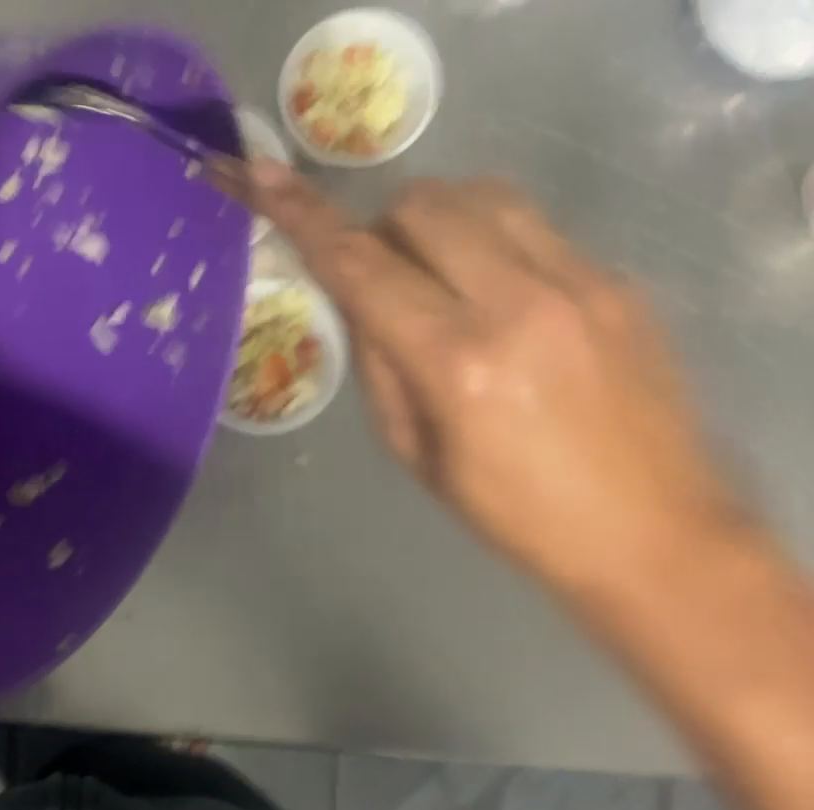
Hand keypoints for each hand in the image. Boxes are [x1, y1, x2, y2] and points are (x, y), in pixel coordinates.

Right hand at [248, 161, 747, 596]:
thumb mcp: (411, 447)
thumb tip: (360, 300)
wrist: (650, 529)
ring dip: (437, 221)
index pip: (360, 266)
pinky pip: (534, 227)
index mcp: (454, 362)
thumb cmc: (507, 508)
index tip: (261, 178)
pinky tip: (494, 297)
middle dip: (382, 227)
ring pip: (486, 198)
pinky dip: (489, 242)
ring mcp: (582, 283)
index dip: (303, 218)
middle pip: (426, 207)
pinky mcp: (619, 282)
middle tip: (379, 277)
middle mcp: (520, 304)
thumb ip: (379, 362)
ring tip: (434, 274)